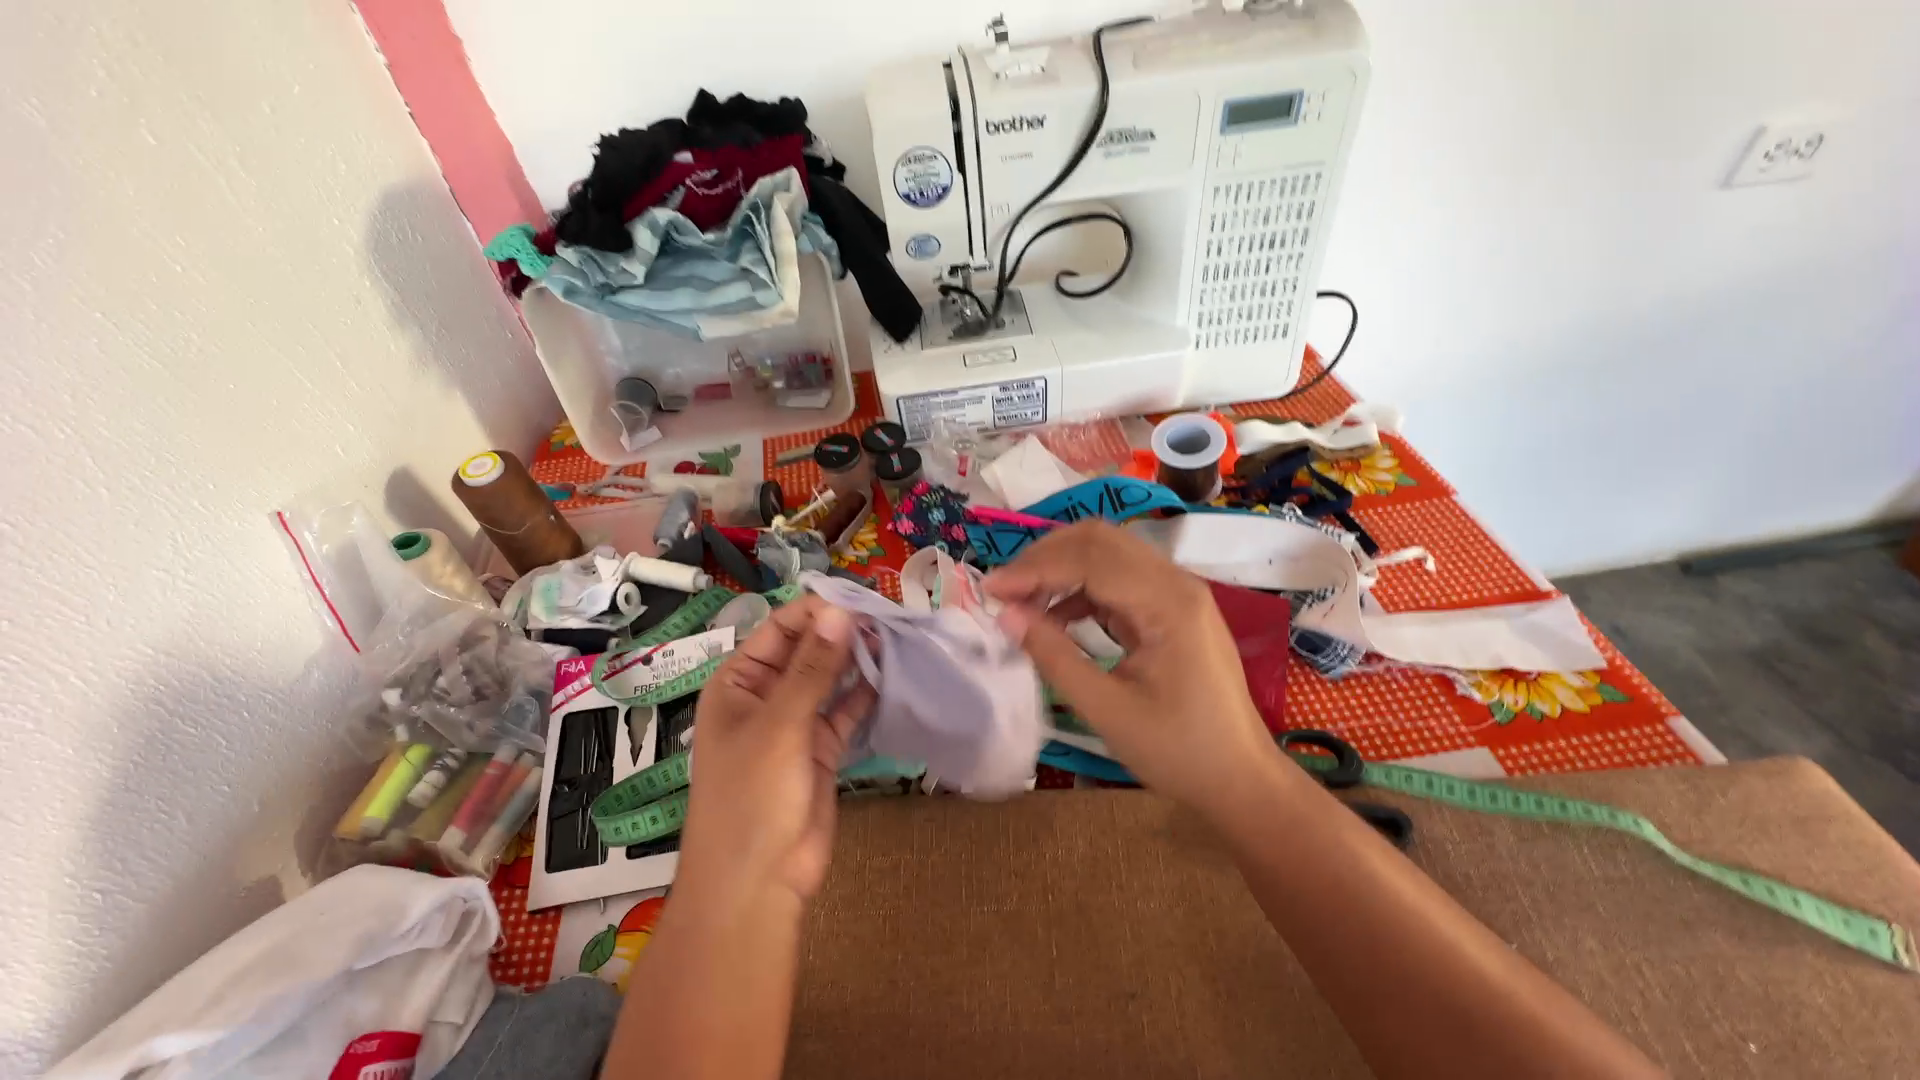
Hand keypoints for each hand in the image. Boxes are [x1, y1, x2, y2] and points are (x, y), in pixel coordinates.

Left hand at [677, 596, 872, 903]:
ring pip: (830, 680)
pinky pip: (845, 712)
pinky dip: (866, 695)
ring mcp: (795, 724)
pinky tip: (894, 676)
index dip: (818, 611)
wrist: (758, 881)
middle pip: (807, 651)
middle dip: (843, 634)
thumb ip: (812, 668)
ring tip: (900, 639)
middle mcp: (765, 697)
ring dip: (858, 661)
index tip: (865, 598)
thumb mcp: (780, 725)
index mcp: (738, 682)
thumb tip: (840, 611)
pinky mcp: (821, 750)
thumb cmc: (752, 796)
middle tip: (893, 616)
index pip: (780, 629)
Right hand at [985, 521, 1281, 814]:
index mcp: (1168, 603)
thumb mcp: (1107, 710)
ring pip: (1109, 554)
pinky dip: (1082, 588)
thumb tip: (1007, 615)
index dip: (1035, 568)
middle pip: (1100, 541)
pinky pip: (1120, 579)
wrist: (1240, 778)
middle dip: (1045, 558)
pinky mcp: (1173, 608)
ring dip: (1062, 569)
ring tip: (1023, 603)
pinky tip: (1056, 617)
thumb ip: (1055, 657)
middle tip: (1004, 591)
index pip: (1090, 559)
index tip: (990, 591)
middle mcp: (1177, 583)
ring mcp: (1178, 592)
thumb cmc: (1178, 751)